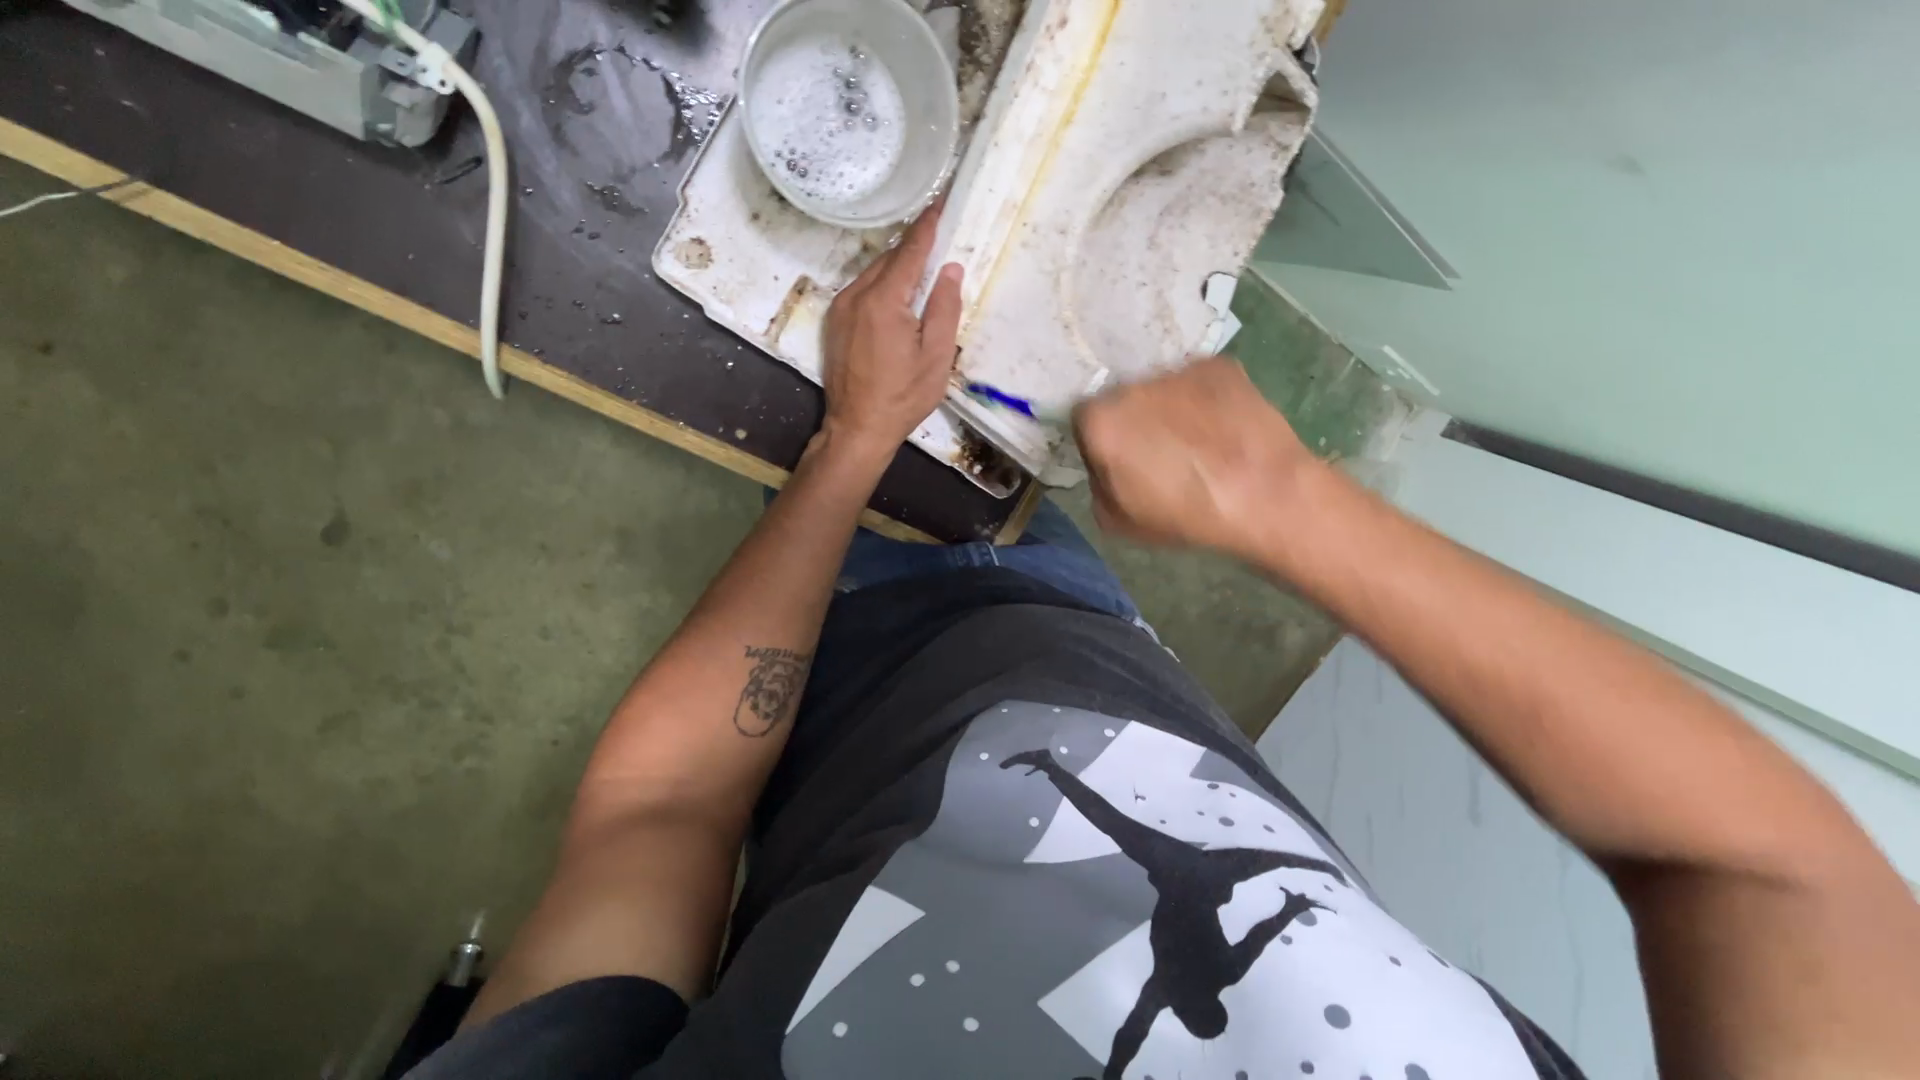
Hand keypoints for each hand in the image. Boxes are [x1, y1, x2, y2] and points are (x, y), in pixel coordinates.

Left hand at [818, 202, 963, 462]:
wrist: (857, 428)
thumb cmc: (902, 397)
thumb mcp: (936, 357)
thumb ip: (945, 308)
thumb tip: (951, 269)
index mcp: (884, 301)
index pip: (910, 251)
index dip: (929, 226)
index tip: (942, 201)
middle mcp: (856, 296)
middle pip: (891, 259)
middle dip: (916, 245)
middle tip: (941, 234)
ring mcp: (841, 308)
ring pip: (875, 273)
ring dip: (899, 266)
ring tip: (926, 264)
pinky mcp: (836, 321)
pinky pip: (863, 289)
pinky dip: (884, 283)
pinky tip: (900, 292)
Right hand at [1073, 358, 1321, 559]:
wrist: (1266, 495)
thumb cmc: (1187, 515)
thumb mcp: (1118, 521)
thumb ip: (1098, 484)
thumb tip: (1107, 466)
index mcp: (1100, 421)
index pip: (1084, 423)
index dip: (1101, 444)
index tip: (1122, 464)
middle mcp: (1132, 384)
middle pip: (1122, 398)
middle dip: (1135, 420)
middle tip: (1160, 452)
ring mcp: (1177, 369)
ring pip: (1161, 387)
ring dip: (1169, 407)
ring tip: (1198, 441)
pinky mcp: (1219, 364)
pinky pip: (1199, 380)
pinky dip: (1205, 398)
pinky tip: (1222, 427)